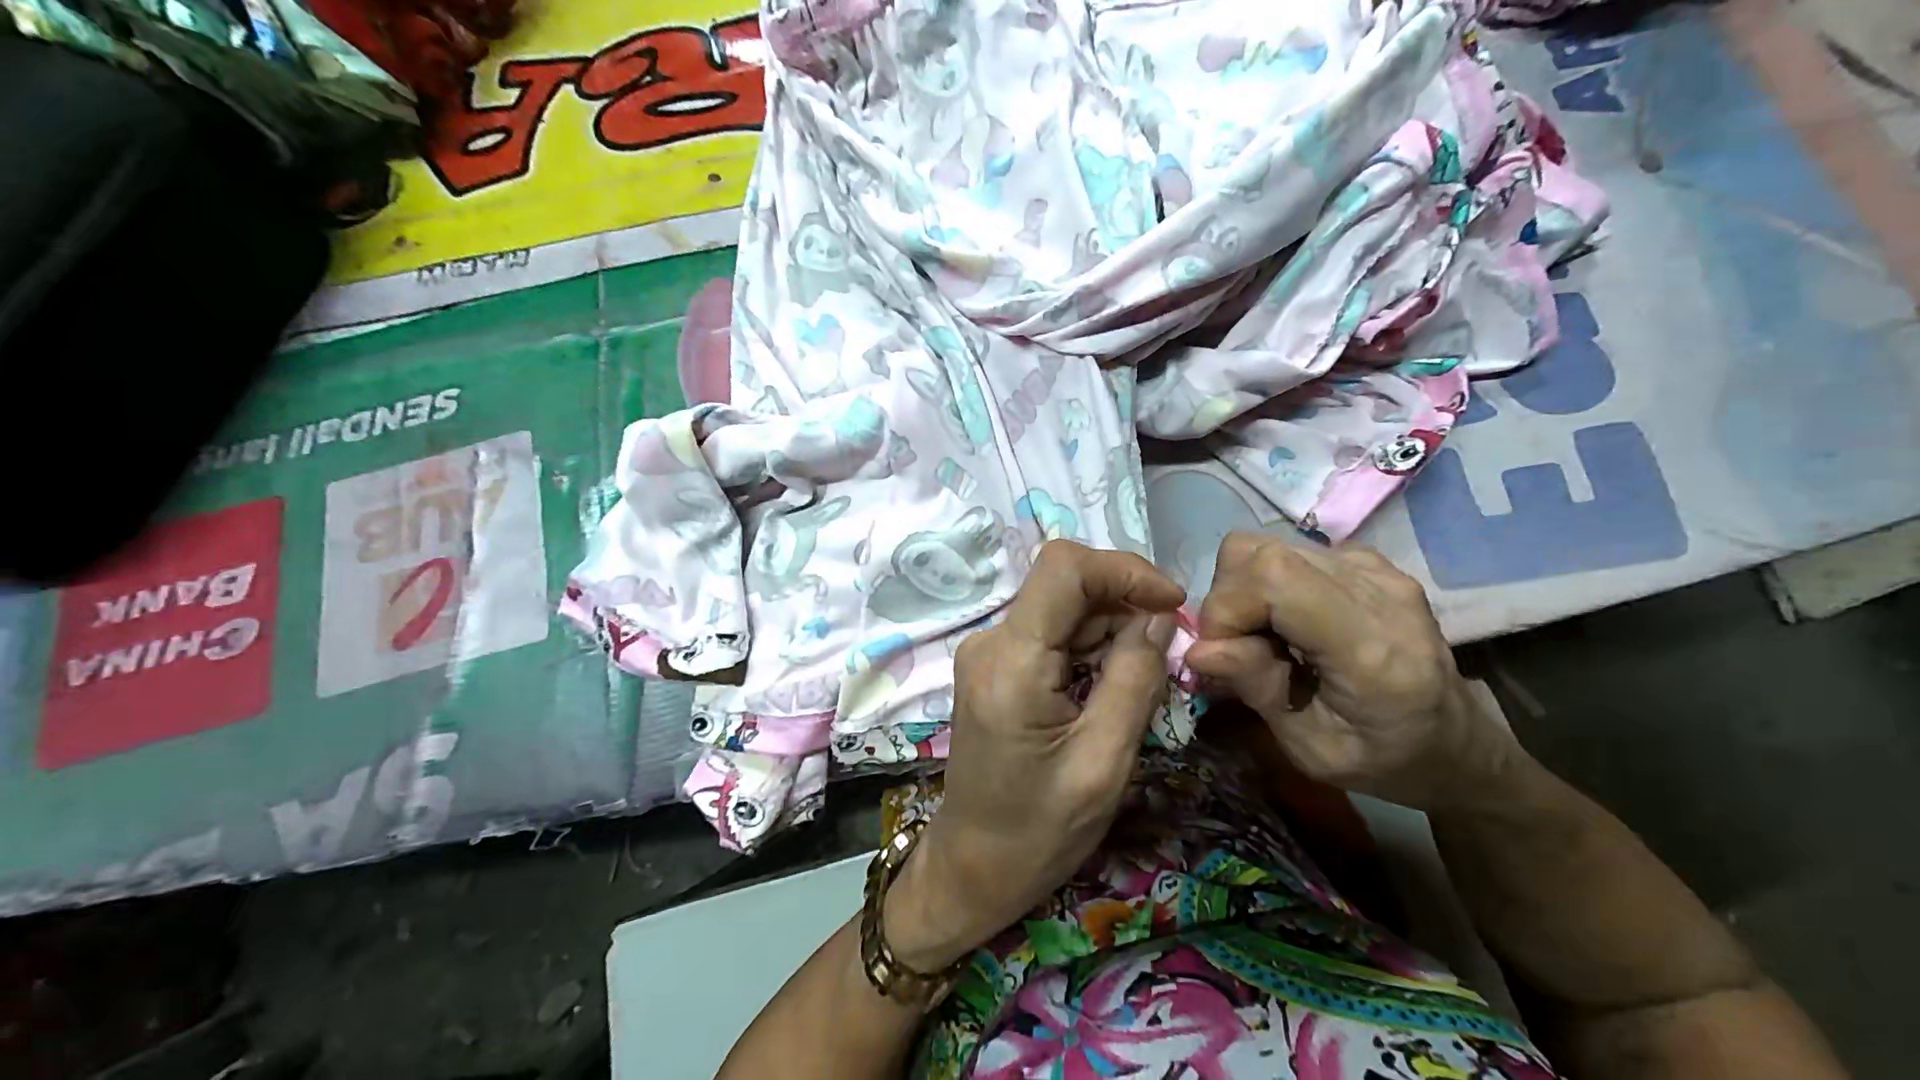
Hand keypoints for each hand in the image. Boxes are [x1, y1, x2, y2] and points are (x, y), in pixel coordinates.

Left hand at [885, 541, 1183, 971]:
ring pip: (1062, 609)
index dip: (1124, 570)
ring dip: (1111, 629)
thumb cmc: (1040, 830)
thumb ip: (1134, 679)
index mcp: (1011, 662)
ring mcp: (988, 652)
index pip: (1064, 568)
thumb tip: (1159, 615)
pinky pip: (1050, 634)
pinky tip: (1110, 687)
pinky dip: (1089, 647)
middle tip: (1169, 651)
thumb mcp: (1104, 762)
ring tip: (1143, 678)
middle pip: (1065, 586)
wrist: (974, 865)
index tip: (1173, 603)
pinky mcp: (994, 667)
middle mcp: (990, 642)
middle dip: (1126, 604)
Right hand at [1185, 532, 1521, 811]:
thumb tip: (1197, 649)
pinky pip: (1290, 553)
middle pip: (1261, 552)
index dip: (1226, 607)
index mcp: (1370, 647)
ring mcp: (1376, 569)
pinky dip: (1268, 586)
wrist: (1458, 745)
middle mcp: (1378, 591)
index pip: (1273, 577)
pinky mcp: (1369, 562)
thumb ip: (1257, 689)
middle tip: (1237, 647)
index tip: (1220, 656)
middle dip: (1227, 598)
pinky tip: (1288, 625)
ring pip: (1268, 547)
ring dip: (1245, 591)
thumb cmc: (1386, 762)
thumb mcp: (1312, 751)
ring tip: (1263, 638)